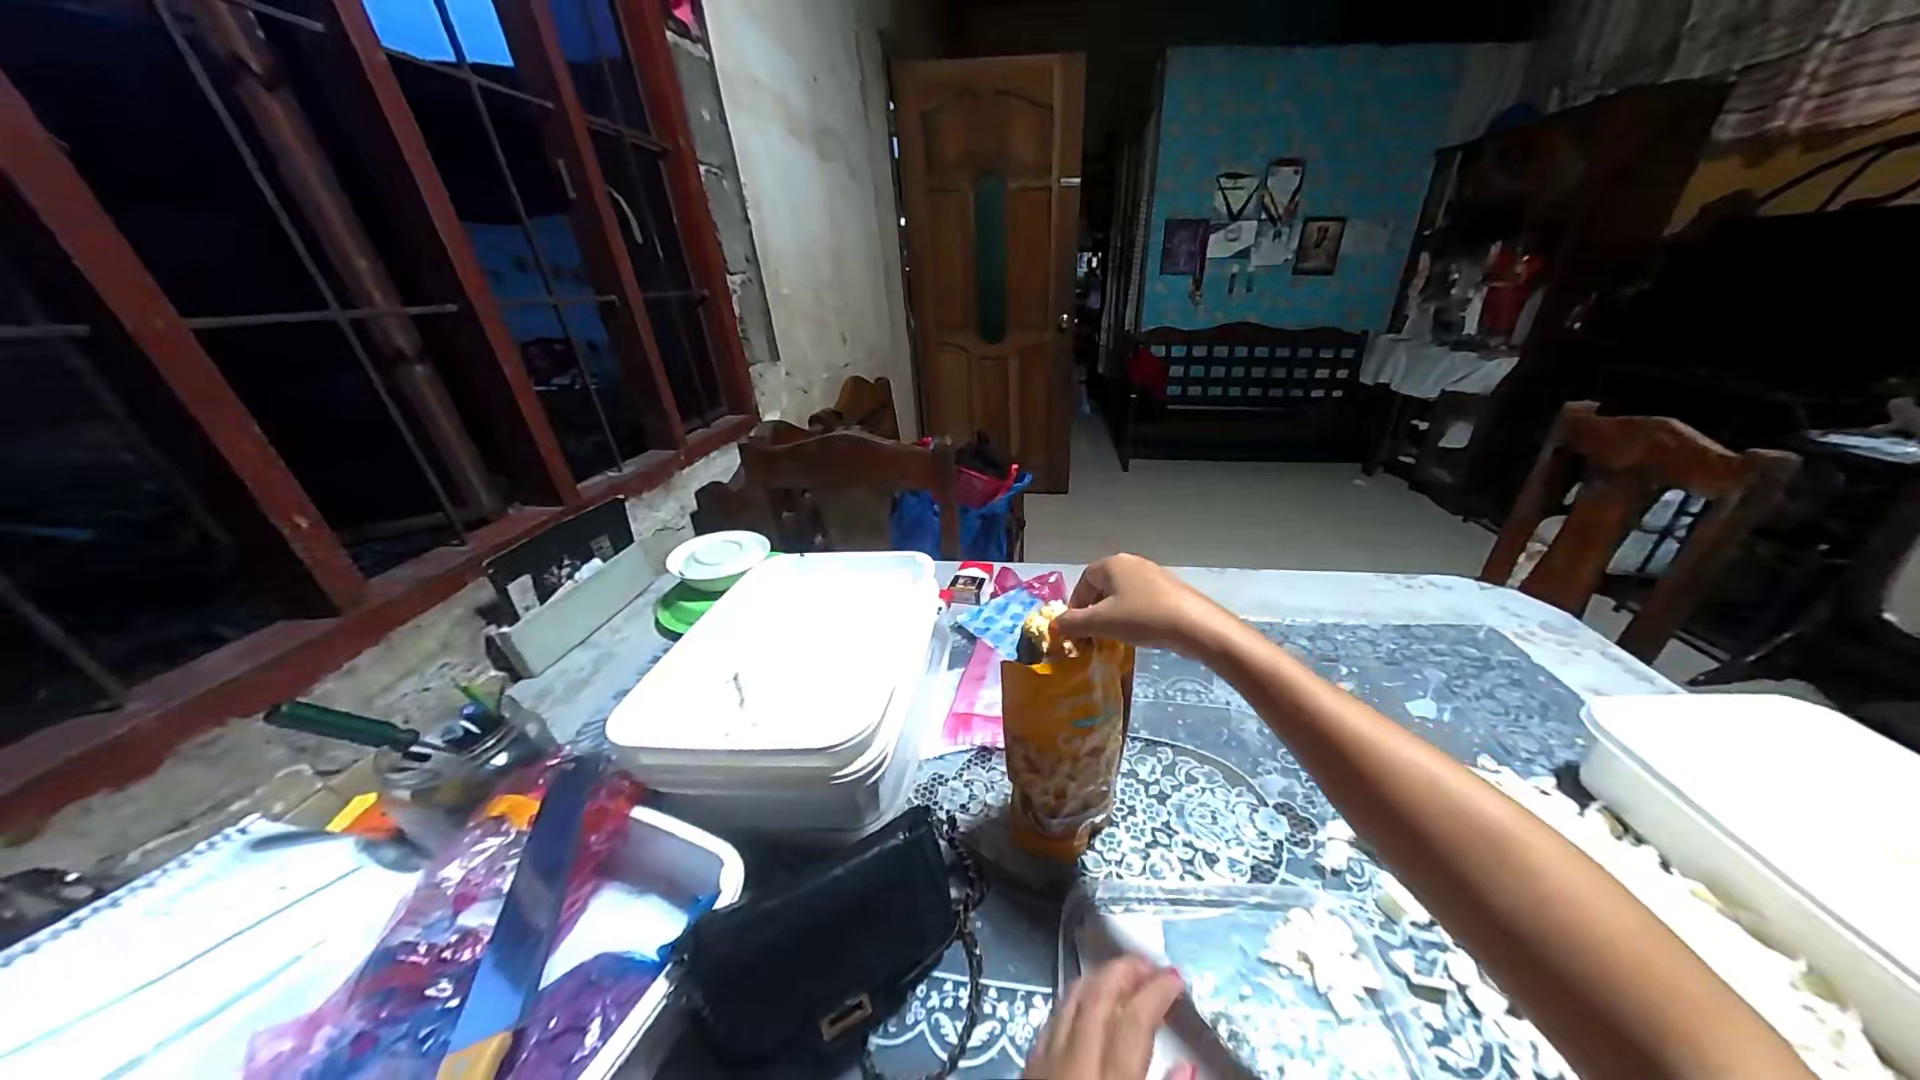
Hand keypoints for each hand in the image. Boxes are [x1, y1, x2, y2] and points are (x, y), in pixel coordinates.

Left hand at [1023, 957, 1191, 1079]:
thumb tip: (1186, 1065)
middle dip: (1124, 972)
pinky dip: (1075, 998)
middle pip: (1097, 998)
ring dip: (1099, 978)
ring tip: (1123, 973)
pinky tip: (1087, 998)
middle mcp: (1074, 1060)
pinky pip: (1054, 1017)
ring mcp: (1046, 1058)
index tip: (1175, 979)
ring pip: (1071, 1000)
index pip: (1133, 1022)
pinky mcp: (1030, 1063)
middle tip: (1150, 964)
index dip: (1155, 993)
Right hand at [1052, 554, 1237, 658]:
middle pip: (1102, 586)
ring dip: (1112, 614)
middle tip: (1092, 633)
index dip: (1075, 605)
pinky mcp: (1168, 589)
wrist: (1194, 624)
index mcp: (1111, 564)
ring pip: (1121, 594)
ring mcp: (1152, 574)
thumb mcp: (1101, 623)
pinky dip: (1132, 614)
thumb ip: (1073, 623)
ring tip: (1114, 635)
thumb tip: (1054, 625)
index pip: (1083, 581)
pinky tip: (1137, 632)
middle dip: (1093, 610)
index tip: (1075, 628)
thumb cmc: (1141, 617)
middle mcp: (1131, 563)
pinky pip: (1140, 600)